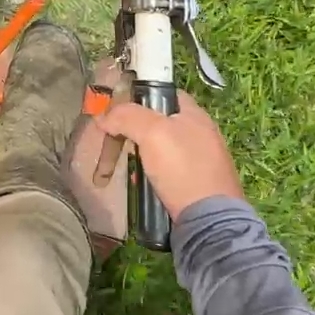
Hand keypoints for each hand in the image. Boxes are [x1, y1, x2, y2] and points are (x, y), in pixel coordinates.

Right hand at [99, 89, 243, 216]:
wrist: (210, 221)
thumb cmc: (182, 168)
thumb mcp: (151, 132)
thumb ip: (126, 116)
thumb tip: (103, 118)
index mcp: (196, 116)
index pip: (165, 93)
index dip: (140, 96)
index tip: (119, 108)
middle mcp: (201, 135)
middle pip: (159, 122)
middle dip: (135, 129)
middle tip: (118, 139)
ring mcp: (201, 161)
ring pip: (160, 148)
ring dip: (141, 154)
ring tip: (128, 164)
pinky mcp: (197, 185)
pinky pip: (167, 170)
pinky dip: (152, 173)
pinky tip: (143, 181)